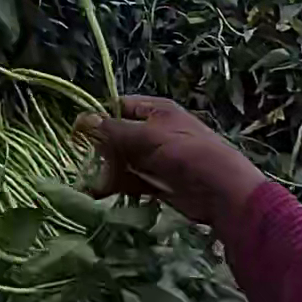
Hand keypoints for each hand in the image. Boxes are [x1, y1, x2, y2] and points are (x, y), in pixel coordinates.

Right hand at [75, 95, 266, 230]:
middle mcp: (153, 131)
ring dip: (108, 171)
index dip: (100, 118)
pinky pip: (131, 179)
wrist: (222, 192)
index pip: (119, 107)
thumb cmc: (186, 153)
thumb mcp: (147, 137)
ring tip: (95, 186)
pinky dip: (119, 185)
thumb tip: (83, 120)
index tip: (79, 134)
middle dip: (103, 151)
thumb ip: (113, 131)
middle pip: (118, 135)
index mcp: (155, 110)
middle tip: (89, 166)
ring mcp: (155, 157)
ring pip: (123, 159)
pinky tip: (104, 194)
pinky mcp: (157, 181)